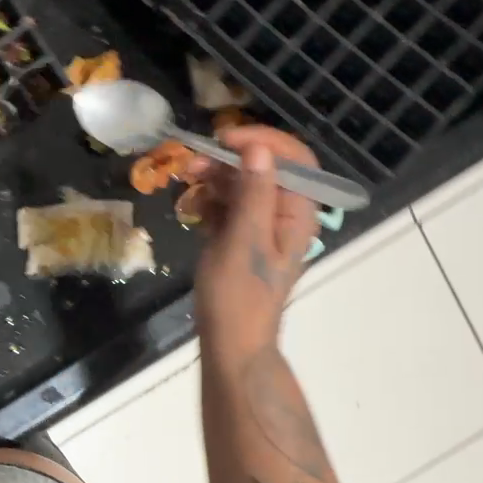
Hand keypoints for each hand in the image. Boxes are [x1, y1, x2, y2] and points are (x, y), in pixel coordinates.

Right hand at [184, 126, 321, 363]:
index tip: (223, 139)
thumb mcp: (243, 242)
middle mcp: (284, 216)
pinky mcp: (240, 243)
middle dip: (229, 161)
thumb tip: (257, 149)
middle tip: (190, 163)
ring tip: (185, 182)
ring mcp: (261, 229)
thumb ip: (253, 194)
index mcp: (297, 214)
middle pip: (264, 170)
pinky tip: (191, 206)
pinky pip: (229, 210)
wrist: (232, 342)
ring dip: (215, 180)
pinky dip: (211, 202)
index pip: (293, 159)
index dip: (262, 141)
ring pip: (243, 188)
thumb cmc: (238, 296)